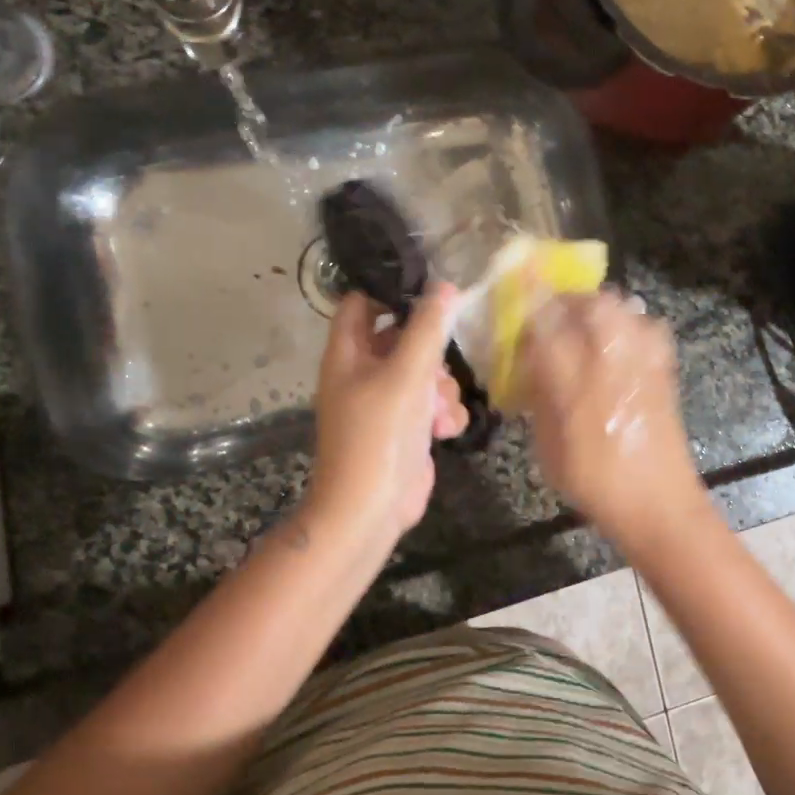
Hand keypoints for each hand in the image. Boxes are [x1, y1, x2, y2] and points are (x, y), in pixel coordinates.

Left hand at [308, 286, 468, 536]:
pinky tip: (446, 431)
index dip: (391, 292)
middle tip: (441, 364)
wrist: (370, 508)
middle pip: (405, 338)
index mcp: (348, 353)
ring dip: (443, 389)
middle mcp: (364, 373)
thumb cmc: (379, 434)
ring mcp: (387, 402)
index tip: (430, 293)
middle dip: (432, 352)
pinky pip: (435, 405)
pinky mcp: (408, 428)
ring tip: (439, 413)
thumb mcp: (406, 374)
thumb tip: (445, 285)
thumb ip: (427, 328)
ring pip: (427, 373)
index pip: (362, 302)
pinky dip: (445, 415)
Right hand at [517, 291, 703, 547]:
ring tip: (588, 319)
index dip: (531, 302)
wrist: (658, 504)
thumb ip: (539, 400)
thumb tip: (532, 367)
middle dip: (571, 297)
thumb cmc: (594, 484)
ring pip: (624, 308)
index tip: (520, 289)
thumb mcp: (548, 448)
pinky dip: (632, 322)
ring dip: (602, 305)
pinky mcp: (664, 371)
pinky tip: (621, 339)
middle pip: (594, 304)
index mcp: (573, 385)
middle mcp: (609, 364)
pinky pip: (648, 327)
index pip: (547, 326)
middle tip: (556, 308)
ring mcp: (642, 363)